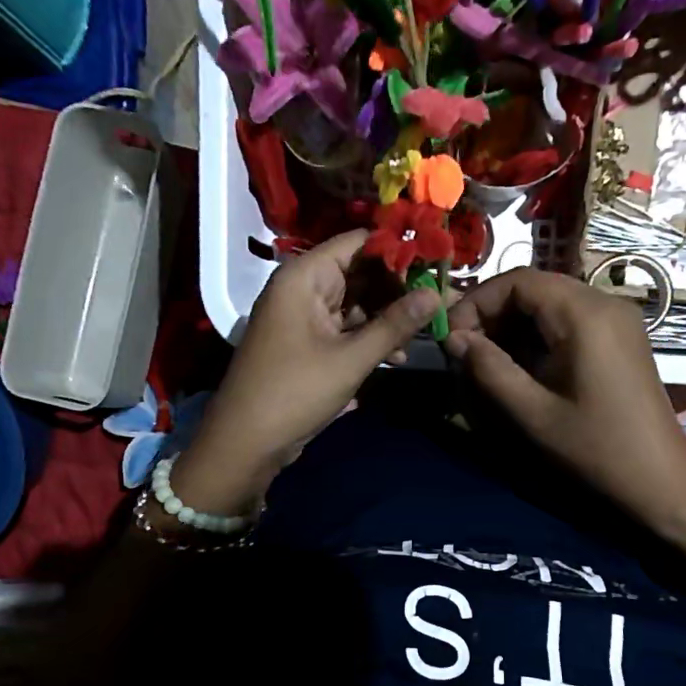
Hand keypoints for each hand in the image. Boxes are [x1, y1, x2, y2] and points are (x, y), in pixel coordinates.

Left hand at [170, 230, 440, 514]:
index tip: (436, 269)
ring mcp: (304, 317)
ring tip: (423, 335)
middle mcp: (303, 289)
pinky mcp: (308, 344)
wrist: (247, 442)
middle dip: (398, 290)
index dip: (398, 252)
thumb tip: (436, 294)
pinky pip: (345, 328)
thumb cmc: (296, 391)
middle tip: (438, 305)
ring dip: (387, 318)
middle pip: (359, 273)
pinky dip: (369, 338)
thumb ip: (395, 324)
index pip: (358, 244)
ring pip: (356, 304)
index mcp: (304, 277)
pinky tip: (395, 358)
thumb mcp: (351, 358)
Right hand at [444, 268, 685, 544]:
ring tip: (488, 359)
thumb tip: (453, 339)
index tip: (451, 336)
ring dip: (515, 324)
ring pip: (552, 301)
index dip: (477, 302)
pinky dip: (540, 333)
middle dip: (494, 313)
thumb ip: (489, 369)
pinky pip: (571, 318)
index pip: (518, 280)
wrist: (659, 478)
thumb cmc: (596, 448)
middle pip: (536, 287)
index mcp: (585, 314)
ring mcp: (618, 318)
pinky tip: (523, 363)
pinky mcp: (622, 336)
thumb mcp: (533, 412)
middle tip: (466, 350)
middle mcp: (605, 302)